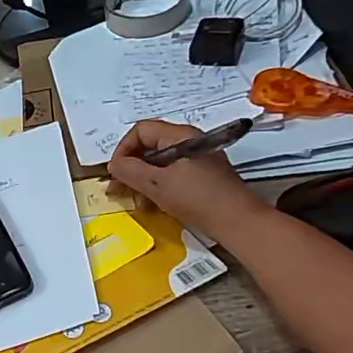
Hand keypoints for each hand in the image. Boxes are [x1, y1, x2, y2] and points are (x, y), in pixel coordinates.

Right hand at [106, 119, 265, 233]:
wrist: (238, 222)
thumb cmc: (196, 199)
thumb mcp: (157, 185)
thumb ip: (130, 171)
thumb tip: (114, 164)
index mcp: (180, 136)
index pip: (141, 130)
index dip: (123, 149)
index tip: (115, 172)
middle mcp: (189, 141)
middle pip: (150, 145)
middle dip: (131, 167)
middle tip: (120, 189)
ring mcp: (198, 159)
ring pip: (160, 162)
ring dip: (142, 179)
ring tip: (136, 200)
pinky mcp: (203, 175)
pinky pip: (172, 173)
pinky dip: (158, 185)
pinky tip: (153, 203)